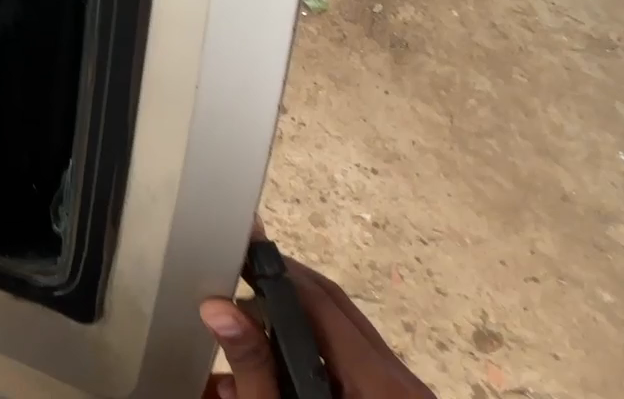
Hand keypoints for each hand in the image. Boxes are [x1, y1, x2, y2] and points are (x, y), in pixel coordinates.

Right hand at [201, 253, 435, 398]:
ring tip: (243, 325)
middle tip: (231, 270)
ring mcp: (407, 397)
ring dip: (294, 320)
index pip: (319, 298)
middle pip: (335, 307)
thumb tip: (216, 306)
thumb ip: (254, 369)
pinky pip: (353, 362)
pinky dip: (312, 353)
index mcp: (380, 384)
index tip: (235, 241)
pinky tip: (271, 370)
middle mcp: (403, 384)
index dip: (274, 266)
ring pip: (344, 334)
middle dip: (280, 286)